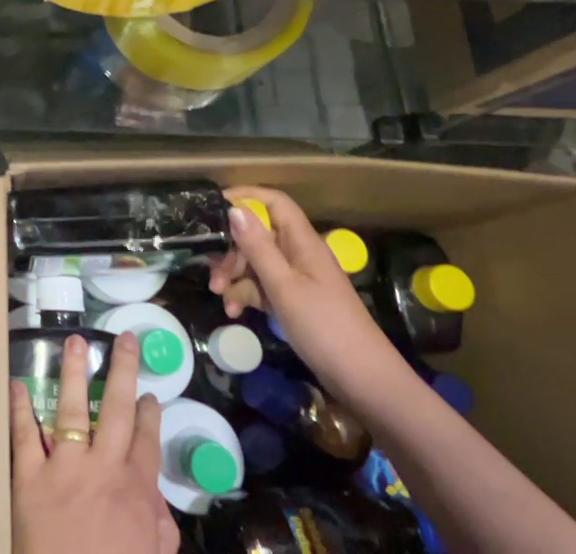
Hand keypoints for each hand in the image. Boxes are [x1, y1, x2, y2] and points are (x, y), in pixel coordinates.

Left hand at [10, 331, 179, 553]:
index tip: (150, 394)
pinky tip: (16, 384)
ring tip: (73, 342)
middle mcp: (103, 469)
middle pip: (118, 411)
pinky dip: (19, 409)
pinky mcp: (28, 477)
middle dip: (123, 371)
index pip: (147, 441)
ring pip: (73, 410)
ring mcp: (64, 469)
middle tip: (124, 339)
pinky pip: (24, 436)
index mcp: (135, 491)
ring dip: (74, 373)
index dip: (150, 415)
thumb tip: (157, 502)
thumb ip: (158, 529)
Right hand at [207, 187, 405, 401]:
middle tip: (213, 274)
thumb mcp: (284, 286)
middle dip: (232, 251)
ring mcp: (297, 278)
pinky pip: (263, 287)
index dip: (245, 196)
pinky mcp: (294, 301)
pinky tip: (234, 311)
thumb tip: (234, 208)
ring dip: (235, 276)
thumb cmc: (325, 327)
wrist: (362, 379)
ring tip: (221, 297)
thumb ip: (258, 247)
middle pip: (258, 235)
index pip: (274, 202)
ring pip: (256, 263)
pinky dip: (246, 295)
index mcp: (302, 242)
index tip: (213, 207)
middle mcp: (299, 254)